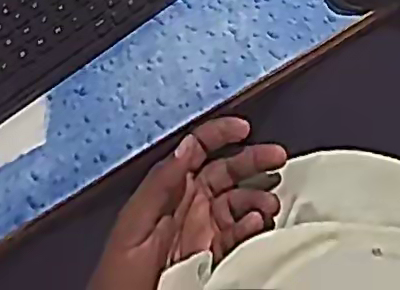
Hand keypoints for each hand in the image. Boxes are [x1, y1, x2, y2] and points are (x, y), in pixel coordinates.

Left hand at [87, 117, 286, 289]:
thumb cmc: (121, 271)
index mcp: (168, 187)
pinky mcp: (210, 257)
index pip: (197, 148)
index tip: (244, 128)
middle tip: (277, 156)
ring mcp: (200, 229)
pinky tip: (258, 225)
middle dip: (251, 160)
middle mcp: (187, 202)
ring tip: (271, 201)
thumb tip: (188, 143)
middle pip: (224, 171)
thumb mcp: (137, 221)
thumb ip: (162, 181)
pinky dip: (250, 228)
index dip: (220, 134)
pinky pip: (235, 236)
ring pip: (235, 202)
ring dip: (256, 197)